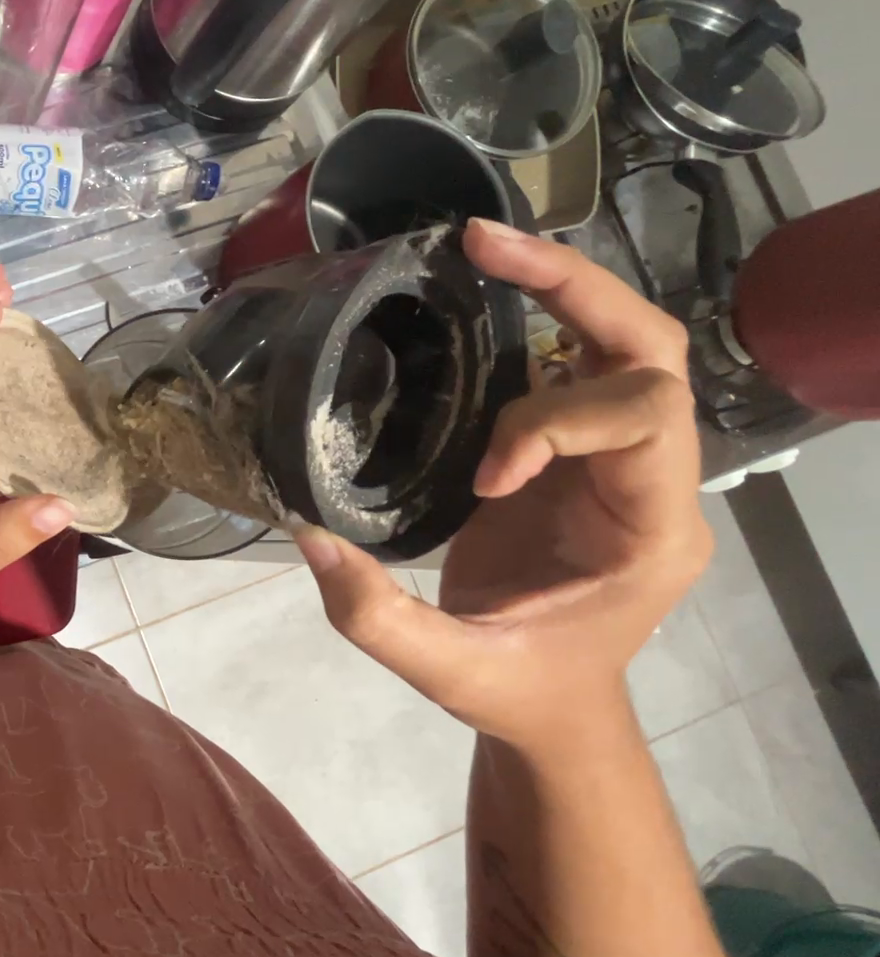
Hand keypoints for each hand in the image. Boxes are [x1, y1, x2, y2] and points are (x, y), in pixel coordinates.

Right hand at [295, 220, 711, 753]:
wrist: (555, 709)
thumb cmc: (515, 689)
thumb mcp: (446, 668)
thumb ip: (374, 615)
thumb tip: (305, 534)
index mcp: (648, 532)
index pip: (643, 424)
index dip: (550, 427)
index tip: (481, 481)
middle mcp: (652, 485)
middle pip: (651, 355)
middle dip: (575, 292)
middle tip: (481, 247)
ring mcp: (616, 467)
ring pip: (622, 349)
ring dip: (558, 293)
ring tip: (477, 252)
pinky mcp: (572, 460)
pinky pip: (572, 373)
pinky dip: (535, 325)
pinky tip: (479, 303)